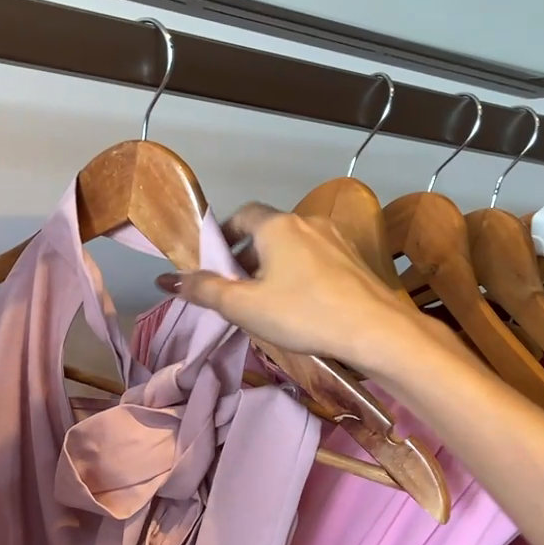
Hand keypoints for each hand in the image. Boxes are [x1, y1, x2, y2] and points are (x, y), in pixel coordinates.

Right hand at [157, 203, 438, 376]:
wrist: (374, 329)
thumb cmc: (301, 314)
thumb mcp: (243, 306)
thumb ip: (205, 291)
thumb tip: (169, 280)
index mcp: (276, 226)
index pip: (241, 215)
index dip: (223, 236)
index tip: (213, 262)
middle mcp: (306, 222)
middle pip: (266, 231)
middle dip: (246, 255)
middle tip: (234, 289)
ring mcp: (335, 239)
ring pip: (292, 246)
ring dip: (272, 265)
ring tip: (265, 299)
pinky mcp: (353, 259)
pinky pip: (314, 259)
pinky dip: (298, 273)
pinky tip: (298, 303)